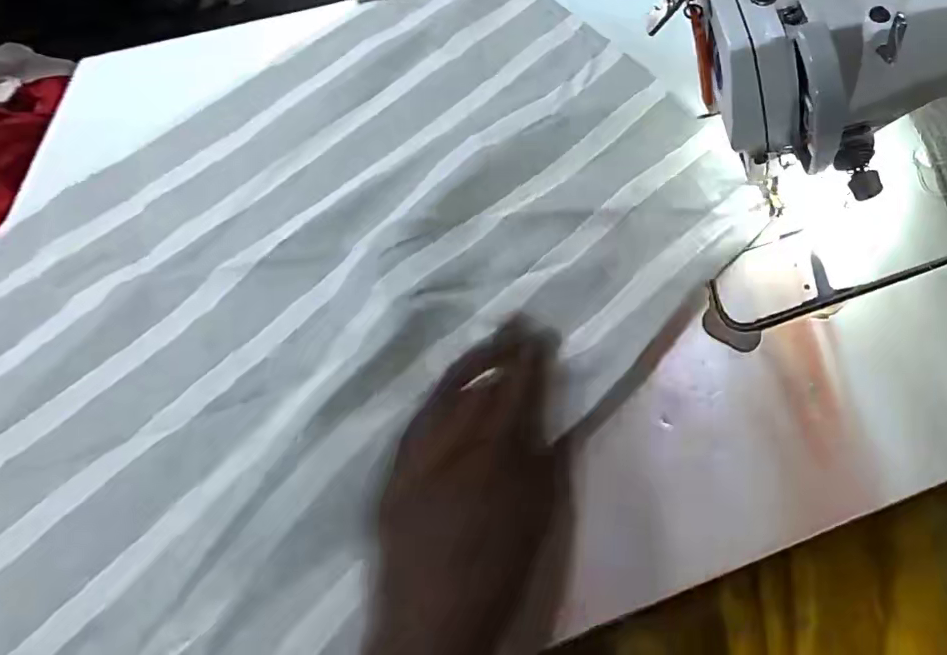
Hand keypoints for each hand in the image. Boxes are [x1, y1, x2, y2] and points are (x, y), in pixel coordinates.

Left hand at [365, 320, 564, 654]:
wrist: (430, 625)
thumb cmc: (500, 568)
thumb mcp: (540, 510)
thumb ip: (546, 452)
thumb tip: (554, 410)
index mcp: (494, 455)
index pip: (515, 389)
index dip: (529, 356)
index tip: (539, 331)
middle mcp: (450, 447)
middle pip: (477, 382)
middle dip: (498, 348)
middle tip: (514, 322)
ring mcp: (414, 458)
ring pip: (441, 394)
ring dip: (467, 364)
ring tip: (486, 345)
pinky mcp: (391, 473)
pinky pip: (416, 420)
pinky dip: (437, 397)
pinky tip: (448, 388)